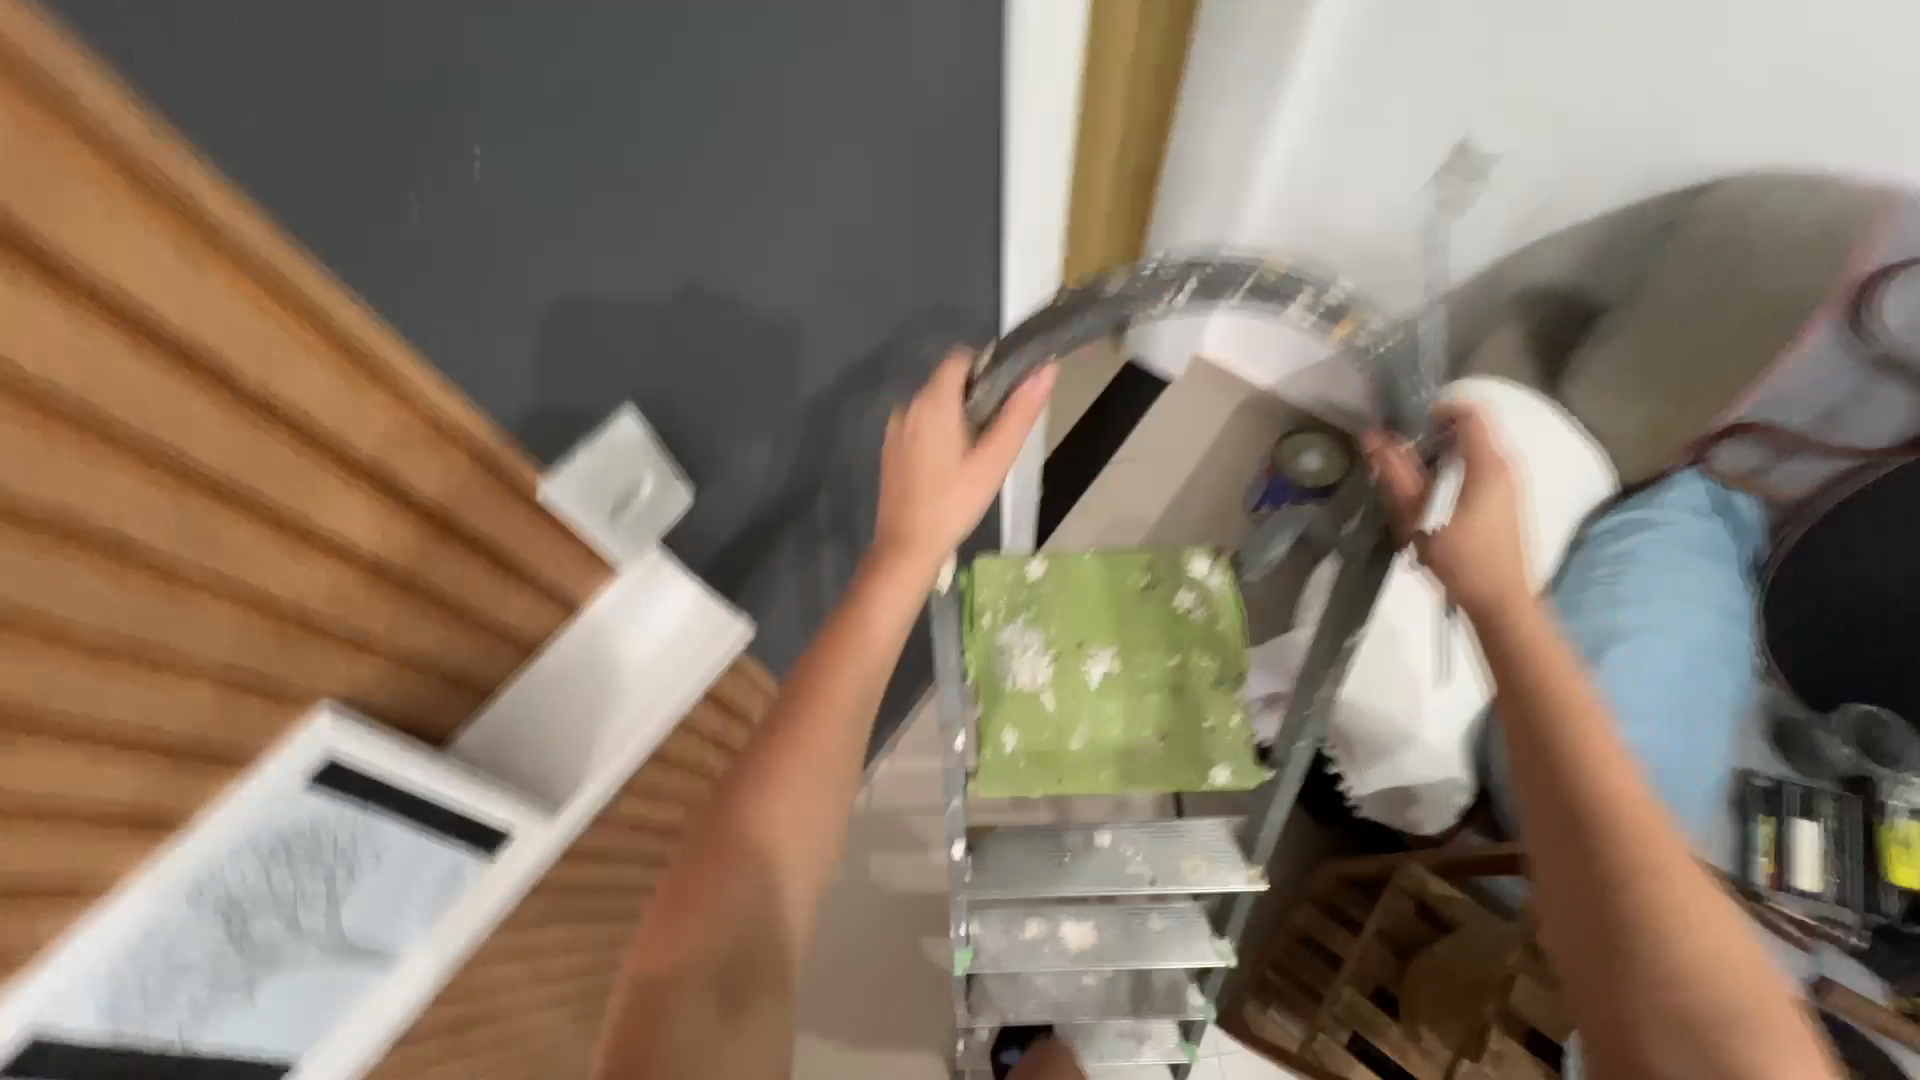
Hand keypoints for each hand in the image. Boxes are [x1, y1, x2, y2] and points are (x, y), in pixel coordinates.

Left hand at [871, 349, 1054, 577]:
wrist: (907, 547)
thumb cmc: (955, 503)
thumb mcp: (995, 460)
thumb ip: (1020, 413)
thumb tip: (1046, 369)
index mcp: (933, 402)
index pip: (961, 358)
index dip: (987, 368)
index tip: (1007, 396)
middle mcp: (908, 407)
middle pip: (947, 383)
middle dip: (974, 398)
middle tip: (996, 436)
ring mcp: (895, 429)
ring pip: (934, 406)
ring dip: (957, 418)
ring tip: (976, 456)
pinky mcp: (890, 450)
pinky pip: (920, 427)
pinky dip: (938, 435)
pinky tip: (951, 469)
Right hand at [1362, 401, 1529, 618]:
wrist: (1502, 602)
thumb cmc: (1460, 558)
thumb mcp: (1418, 515)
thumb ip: (1394, 472)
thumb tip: (1370, 435)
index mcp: (1490, 462)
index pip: (1468, 410)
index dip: (1433, 409)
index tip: (1401, 427)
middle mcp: (1507, 466)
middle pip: (1468, 431)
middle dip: (1429, 437)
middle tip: (1396, 456)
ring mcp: (1510, 485)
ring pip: (1471, 453)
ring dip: (1437, 459)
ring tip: (1407, 482)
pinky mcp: (1506, 503)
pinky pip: (1477, 471)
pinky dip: (1451, 474)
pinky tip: (1429, 503)